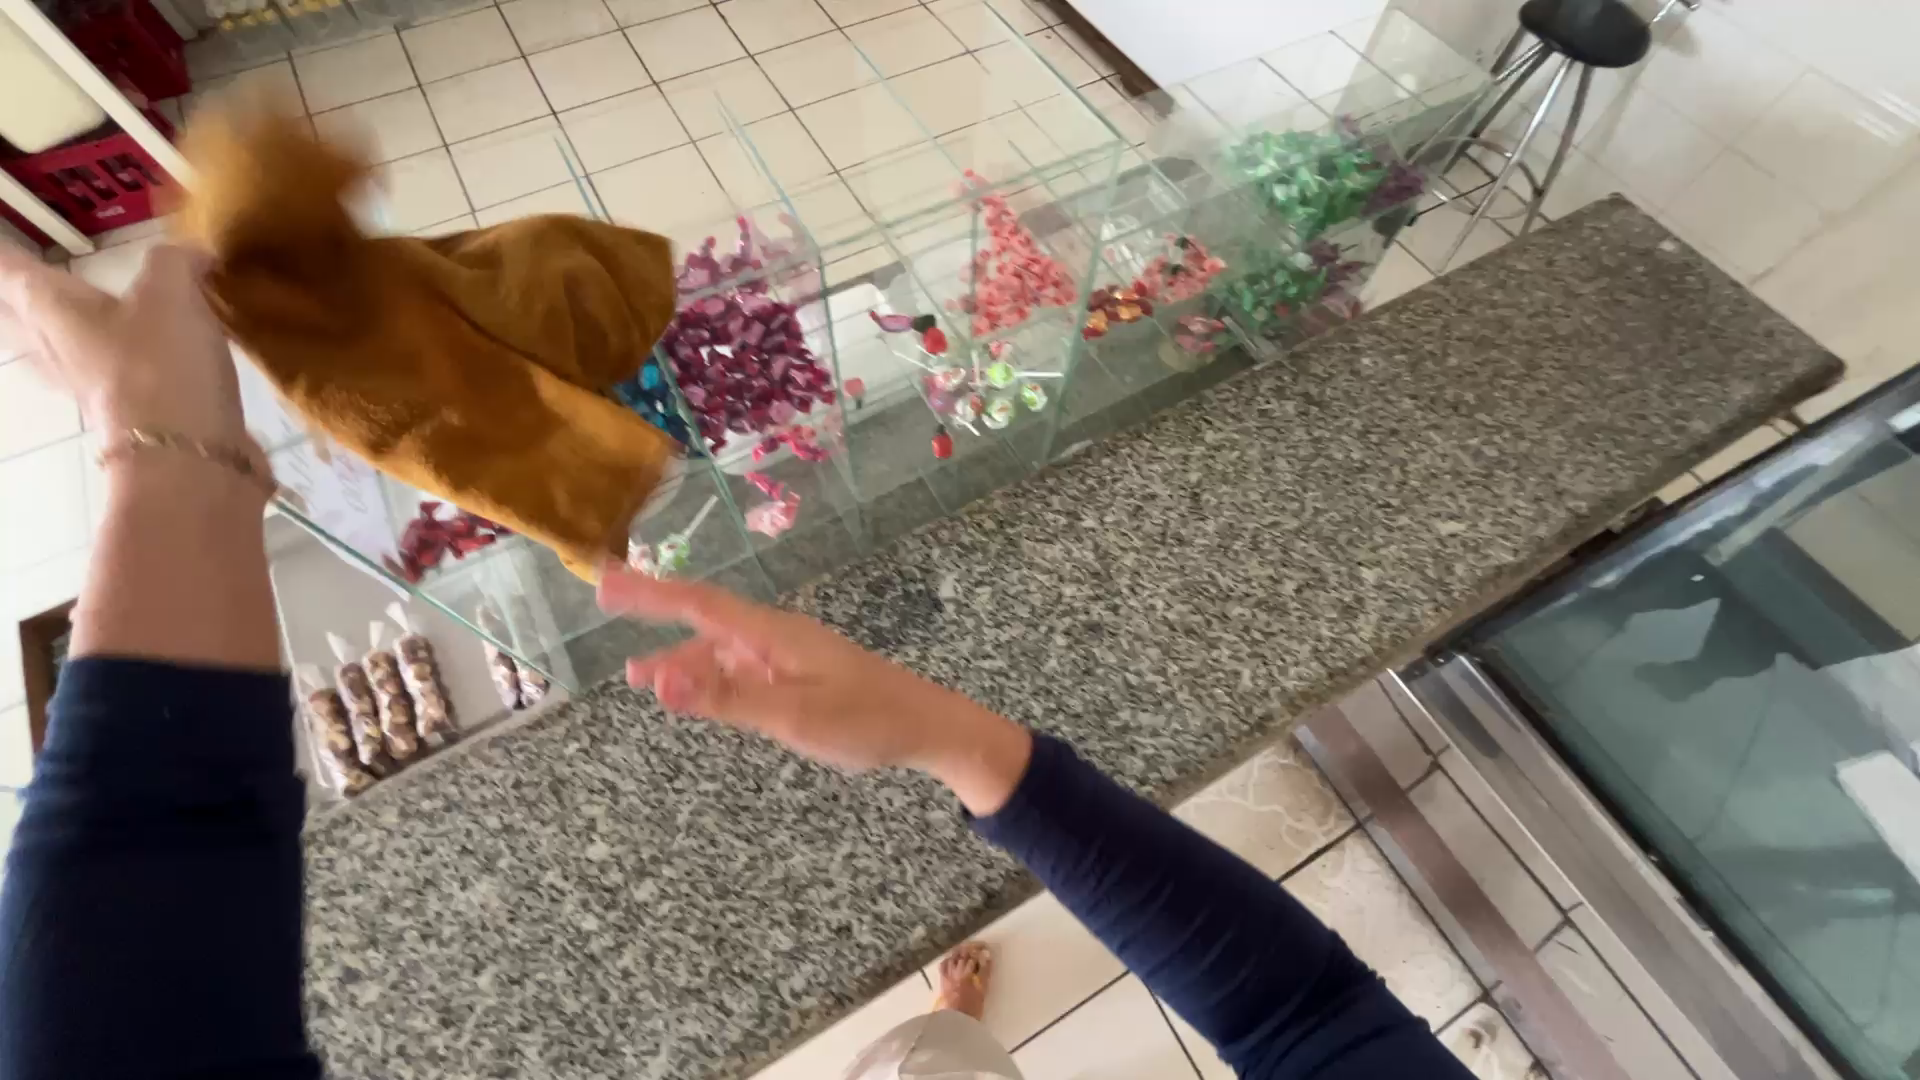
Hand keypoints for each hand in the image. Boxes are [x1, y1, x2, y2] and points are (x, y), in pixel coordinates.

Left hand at [0, 242, 248, 447]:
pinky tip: (125, 363)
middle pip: (12, 307)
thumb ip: (178, 264)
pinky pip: (96, 373)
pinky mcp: (120, 408)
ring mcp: (79, 379)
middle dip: (18, 291)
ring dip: (53, 328)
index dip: (5, 247)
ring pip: (49, 342)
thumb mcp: (175, 298)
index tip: (9, 242)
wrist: (189, 450)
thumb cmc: (162, 365)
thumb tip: (193, 251)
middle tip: (29, 281)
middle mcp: (47, 339)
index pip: (5, 260)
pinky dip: (103, 361)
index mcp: (45, 302)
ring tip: (74, 317)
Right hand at [598, 570, 1031, 813]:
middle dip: (657, 611)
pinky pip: (743, 667)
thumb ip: (727, 699)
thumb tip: (657, 682)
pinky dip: (713, 676)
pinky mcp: (801, 675)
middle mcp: (777, 636)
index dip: (650, 592)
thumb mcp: (792, 715)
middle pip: (707, 619)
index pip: (700, 604)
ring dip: (682, 656)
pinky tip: (701, 691)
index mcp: (773, 635)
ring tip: (639, 676)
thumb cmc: (864, 719)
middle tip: (608, 602)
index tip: (606, 579)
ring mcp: (790, 655)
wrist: (925, 725)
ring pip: (724, 648)